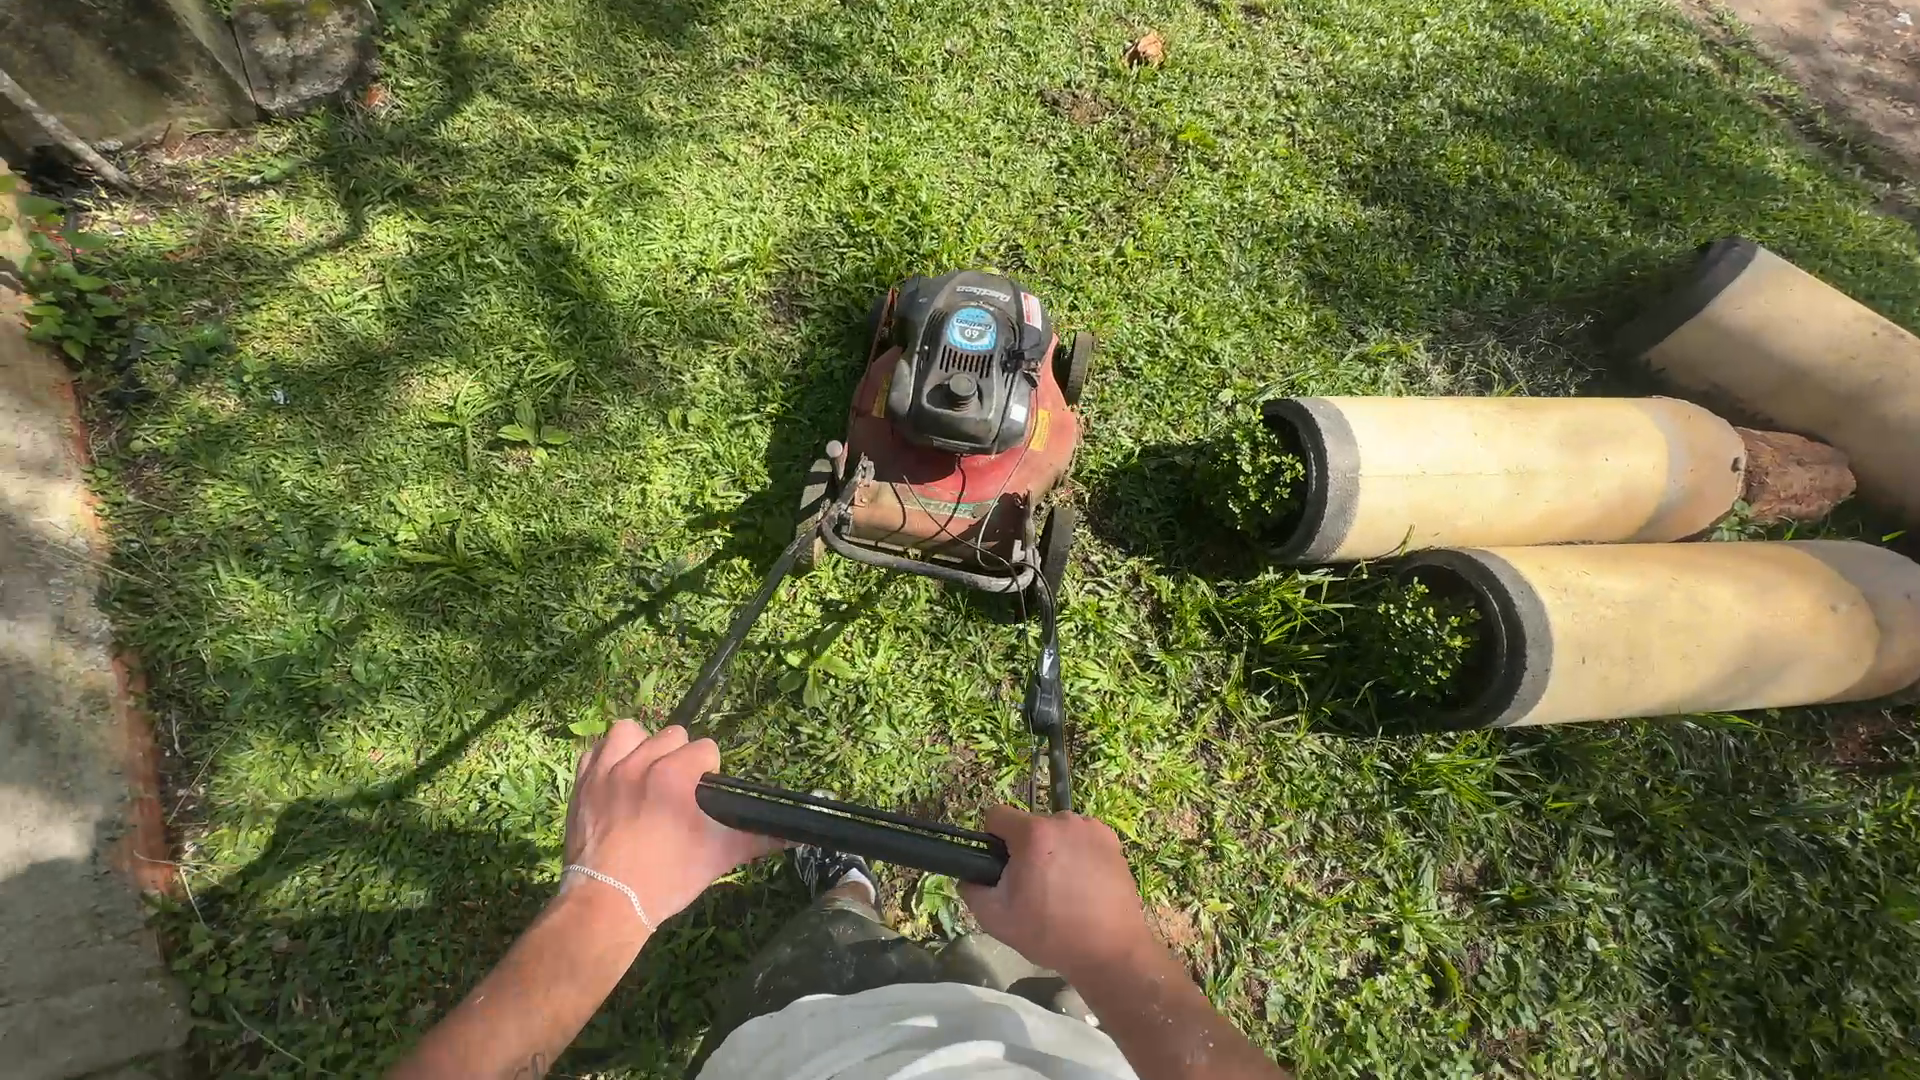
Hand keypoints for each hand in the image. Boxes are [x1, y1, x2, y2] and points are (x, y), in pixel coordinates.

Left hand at [563, 721, 781, 925]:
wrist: (607, 905)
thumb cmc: (668, 878)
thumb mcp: (720, 855)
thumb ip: (760, 838)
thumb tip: (799, 838)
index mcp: (675, 774)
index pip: (705, 748)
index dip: (708, 772)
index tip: (702, 797)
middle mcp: (640, 762)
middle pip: (672, 735)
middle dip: (679, 758)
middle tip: (676, 792)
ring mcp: (606, 771)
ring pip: (630, 731)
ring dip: (641, 747)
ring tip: (645, 775)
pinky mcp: (582, 784)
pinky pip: (596, 749)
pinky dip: (608, 758)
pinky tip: (617, 779)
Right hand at [959, 805, 1159, 981]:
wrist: (1110, 952)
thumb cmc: (1050, 933)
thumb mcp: (997, 919)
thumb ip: (972, 890)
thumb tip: (969, 876)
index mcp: (1033, 833)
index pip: (997, 815)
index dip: (993, 840)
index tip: (1003, 867)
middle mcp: (1063, 820)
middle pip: (1029, 825)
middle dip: (1026, 849)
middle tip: (1035, 887)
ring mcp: (1090, 828)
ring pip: (1056, 831)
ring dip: (1052, 849)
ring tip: (1063, 888)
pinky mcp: (1111, 840)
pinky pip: (1081, 837)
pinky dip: (1077, 852)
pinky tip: (1083, 883)